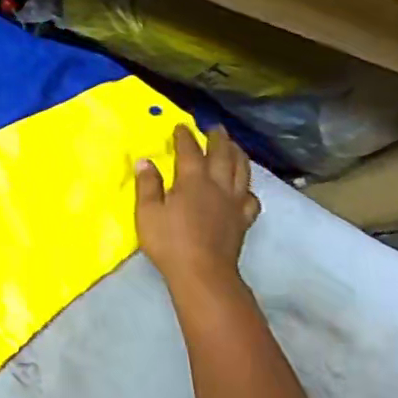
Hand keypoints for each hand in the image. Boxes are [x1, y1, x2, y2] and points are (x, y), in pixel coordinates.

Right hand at [136, 124, 259, 285]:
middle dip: (218, 139)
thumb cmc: (169, 241)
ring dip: (238, 154)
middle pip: (223, 155)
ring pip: (242, 171)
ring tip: (233, 146)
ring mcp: (235, 202)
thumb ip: (148, 185)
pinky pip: (251, 196)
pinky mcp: (243, 219)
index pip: (190, 152)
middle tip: (214, 127)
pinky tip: (244, 188)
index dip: (185, 137)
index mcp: (193, 182)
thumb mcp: (147, 213)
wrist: (202, 271)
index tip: (181, 125)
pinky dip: (248, 186)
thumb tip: (145, 161)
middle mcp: (218, 186)